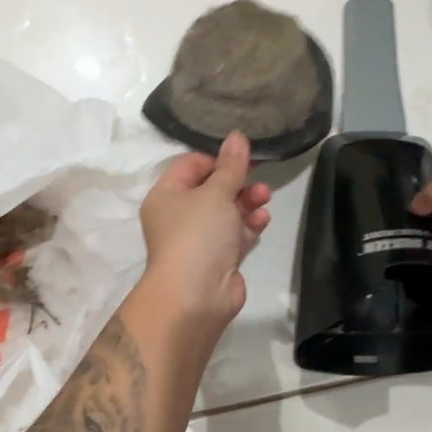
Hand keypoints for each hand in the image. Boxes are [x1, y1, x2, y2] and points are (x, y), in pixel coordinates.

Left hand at [139, 132, 272, 327]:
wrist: (196, 295)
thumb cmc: (197, 235)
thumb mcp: (215, 192)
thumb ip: (231, 165)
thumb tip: (237, 135)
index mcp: (166, 196)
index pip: (190, 165)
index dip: (216, 157)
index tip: (242, 155)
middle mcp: (179, 217)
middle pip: (211, 189)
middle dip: (237, 181)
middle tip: (259, 175)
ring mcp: (199, 240)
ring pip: (226, 212)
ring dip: (247, 201)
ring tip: (265, 196)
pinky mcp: (218, 260)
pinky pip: (235, 235)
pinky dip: (249, 225)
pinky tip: (263, 218)